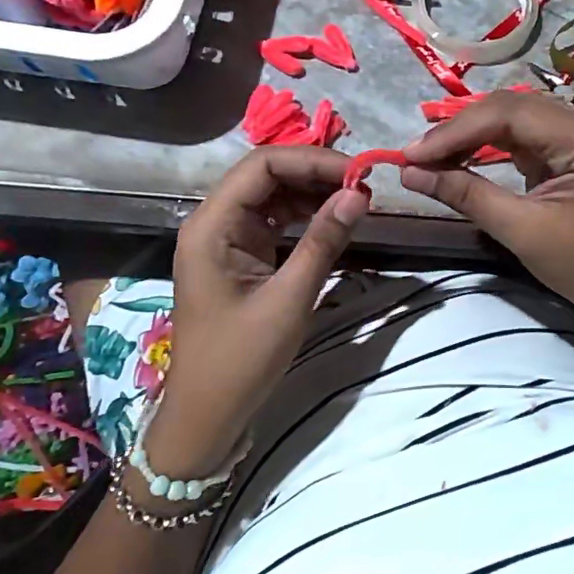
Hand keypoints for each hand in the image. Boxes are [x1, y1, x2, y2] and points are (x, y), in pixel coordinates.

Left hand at [153, 147, 368, 472]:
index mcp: (212, 226)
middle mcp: (214, 223)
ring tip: (356, 202)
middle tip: (363, 187)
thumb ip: (323, 242)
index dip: (311, 161)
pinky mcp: (240, 257)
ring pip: (272, 197)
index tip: (357, 175)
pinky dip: (305, 217)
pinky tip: (334, 220)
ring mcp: (226, 240)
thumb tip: (359, 195)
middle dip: (315, 174)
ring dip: (313, 194)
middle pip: (266, 176)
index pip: (262, 167)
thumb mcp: (289, 299)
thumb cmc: (242, 358)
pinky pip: (274, 222)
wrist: (209, 412)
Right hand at [401, 91, 573, 326]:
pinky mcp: (567, 146)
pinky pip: (518, 134)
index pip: (510, 114)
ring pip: (510, 117)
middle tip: (414, 155)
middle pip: (509, 108)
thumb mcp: (521, 230)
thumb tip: (409, 173)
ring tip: (427, 157)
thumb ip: (467, 195)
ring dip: (468, 135)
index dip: (456, 131)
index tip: (412, 153)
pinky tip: (456, 157)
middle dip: (458, 130)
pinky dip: (484, 145)